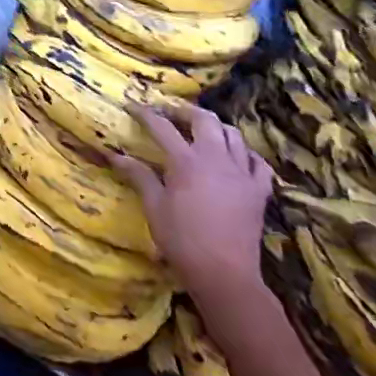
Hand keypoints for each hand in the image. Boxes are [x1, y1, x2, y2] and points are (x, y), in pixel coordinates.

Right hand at [110, 104, 273, 299]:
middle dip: (185, 111)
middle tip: (170, 113)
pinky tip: (236, 156)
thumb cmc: (180, 238)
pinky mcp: (259, 190)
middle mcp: (216, 159)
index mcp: (186, 162)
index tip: (132, 105)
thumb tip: (115, 155)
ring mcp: (242, 173)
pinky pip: (258, 161)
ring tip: (201, 129)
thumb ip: (139, 176)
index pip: (162, 127)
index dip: (145, 114)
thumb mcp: (153, 206)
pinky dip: (245, 152)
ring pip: (234, 135)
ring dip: (215, 126)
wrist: (223, 270)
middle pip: (205, 121)